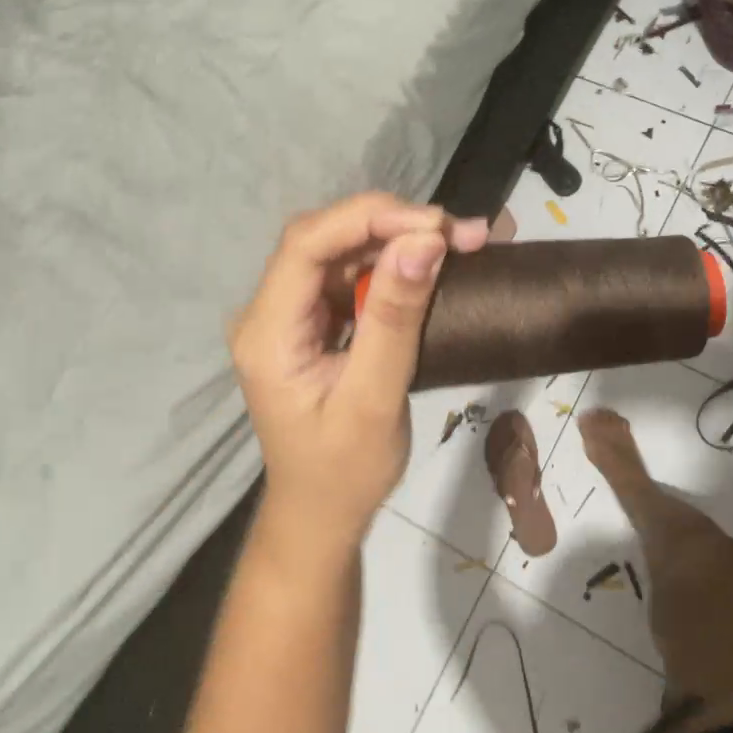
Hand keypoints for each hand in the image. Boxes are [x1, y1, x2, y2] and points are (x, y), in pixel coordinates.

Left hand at [231, 194, 487, 547]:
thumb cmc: (345, 471)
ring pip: (345, 251)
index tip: (435, 223)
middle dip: (394, 224)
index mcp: (268, 332)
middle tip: (462, 232)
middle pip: (326, 239)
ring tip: (465, 240)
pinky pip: (355, 274)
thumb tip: (425, 241)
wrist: (324, 514)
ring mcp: (294, 314)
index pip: (306, 246)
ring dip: (403, 239)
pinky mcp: (318, 320)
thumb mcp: (374, 399)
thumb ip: (393, 318)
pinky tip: (439, 259)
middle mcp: (271, 311)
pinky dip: (399, 262)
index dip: (368, 218)